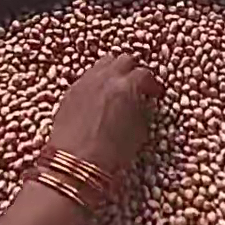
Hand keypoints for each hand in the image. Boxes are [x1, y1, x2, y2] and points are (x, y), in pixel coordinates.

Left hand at [46, 53, 160, 179]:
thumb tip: (142, 102)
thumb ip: (142, 110)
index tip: (154, 93)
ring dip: (113, 71)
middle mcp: (105, 78)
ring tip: (117, 87)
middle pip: (123, 60)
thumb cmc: (110, 153)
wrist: (75, 163)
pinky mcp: (70, 90)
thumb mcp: (138, 133)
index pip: (144, 74)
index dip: (152, 84)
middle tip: (137, 85)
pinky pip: (88, 76)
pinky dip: (97, 80)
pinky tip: (99, 96)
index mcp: (126, 87)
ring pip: (104, 63)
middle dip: (133, 71)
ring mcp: (85, 81)